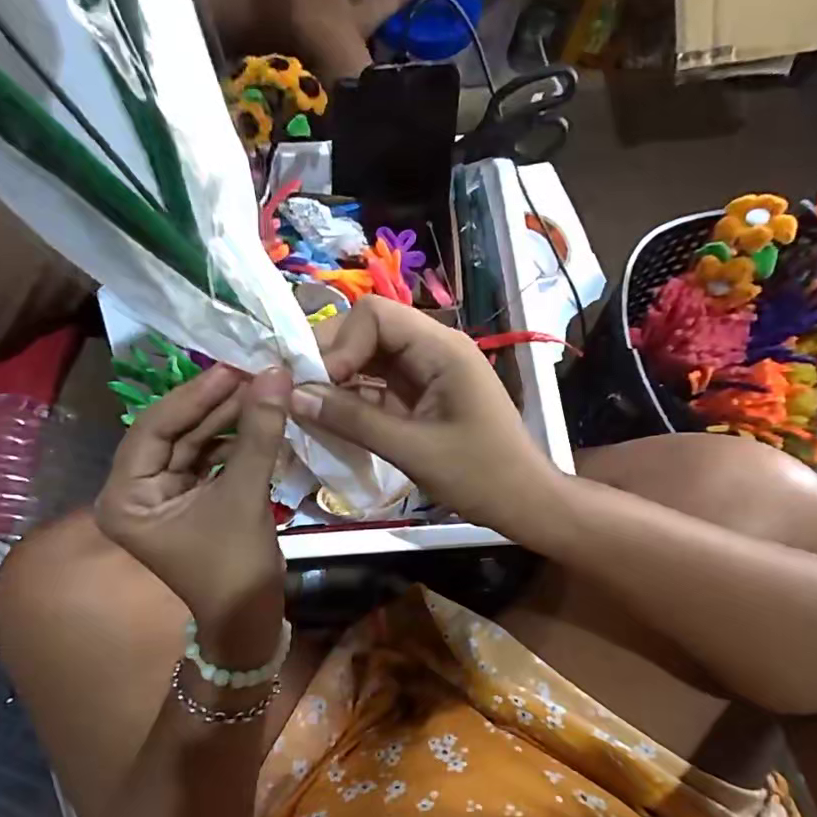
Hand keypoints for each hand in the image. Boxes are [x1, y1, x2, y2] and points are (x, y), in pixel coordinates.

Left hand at [95, 365, 290, 639]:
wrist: (251, 620)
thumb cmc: (234, 567)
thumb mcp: (244, 495)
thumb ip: (258, 433)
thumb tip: (276, 374)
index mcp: (125, 497)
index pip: (154, 428)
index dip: (195, 396)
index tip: (234, 369)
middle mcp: (135, 492)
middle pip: (174, 432)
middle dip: (216, 405)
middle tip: (255, 373)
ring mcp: (163, 496)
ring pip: (194, 443)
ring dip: (229, 419)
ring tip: (264, 390)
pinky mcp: (189, 500)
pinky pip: (209, 459)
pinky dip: (235, 441)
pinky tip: (260, 418)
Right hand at [289, 297, 560, 529]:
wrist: (523, 501)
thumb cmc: (480, 475)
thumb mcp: (413, 449)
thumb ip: (353, 420)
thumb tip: (294, 396)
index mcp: (441, 348)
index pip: (375, 315)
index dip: (340, 343)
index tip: (320, 385)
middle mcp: (433, 349)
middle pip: (368, 331)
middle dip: (332, 359)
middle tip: (302, 396)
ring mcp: (427, 373)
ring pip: (370, 359)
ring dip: (339, 381)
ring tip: (308, 410)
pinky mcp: (421, 397)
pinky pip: (378, 385)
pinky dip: (353, 400)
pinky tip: (330, 421)